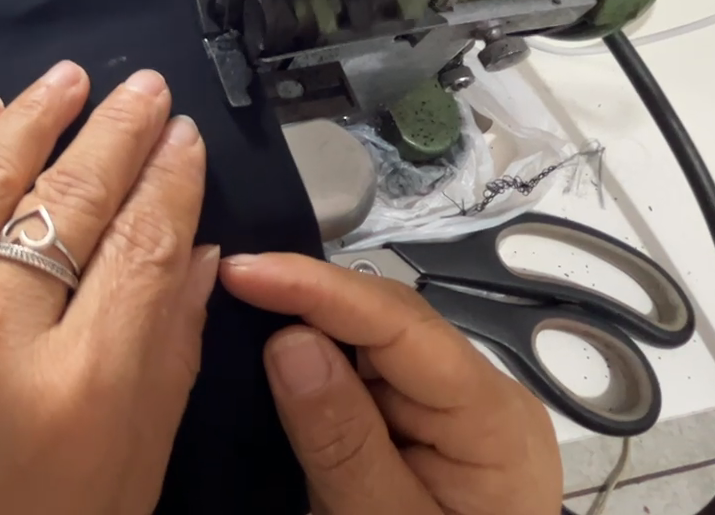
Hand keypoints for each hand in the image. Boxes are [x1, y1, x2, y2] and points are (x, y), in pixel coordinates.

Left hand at [0, 62, 220, 514]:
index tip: (184, 134)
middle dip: (116, 133)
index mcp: (78, 395)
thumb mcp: (126, 475)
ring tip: (70, 77)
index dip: (169, 179)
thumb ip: (168, 355)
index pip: (141, 247)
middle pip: (70, 201)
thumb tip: (196, 246)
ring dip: (32, 118)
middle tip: (144, 87)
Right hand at [220, 253, 560, 514]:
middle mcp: (474, 389)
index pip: (399, 323)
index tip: (240, 271)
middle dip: (303, 293)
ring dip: (299, 316)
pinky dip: (307, 351)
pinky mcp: (413, 413)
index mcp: (491, 417)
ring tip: (234, 298)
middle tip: (224, 280)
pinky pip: (354, 362)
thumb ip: (344, 443)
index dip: (316, 286)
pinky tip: (266, 340)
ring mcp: (444, 399)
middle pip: (381, 316)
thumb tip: (286, 339)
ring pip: (362, 331)